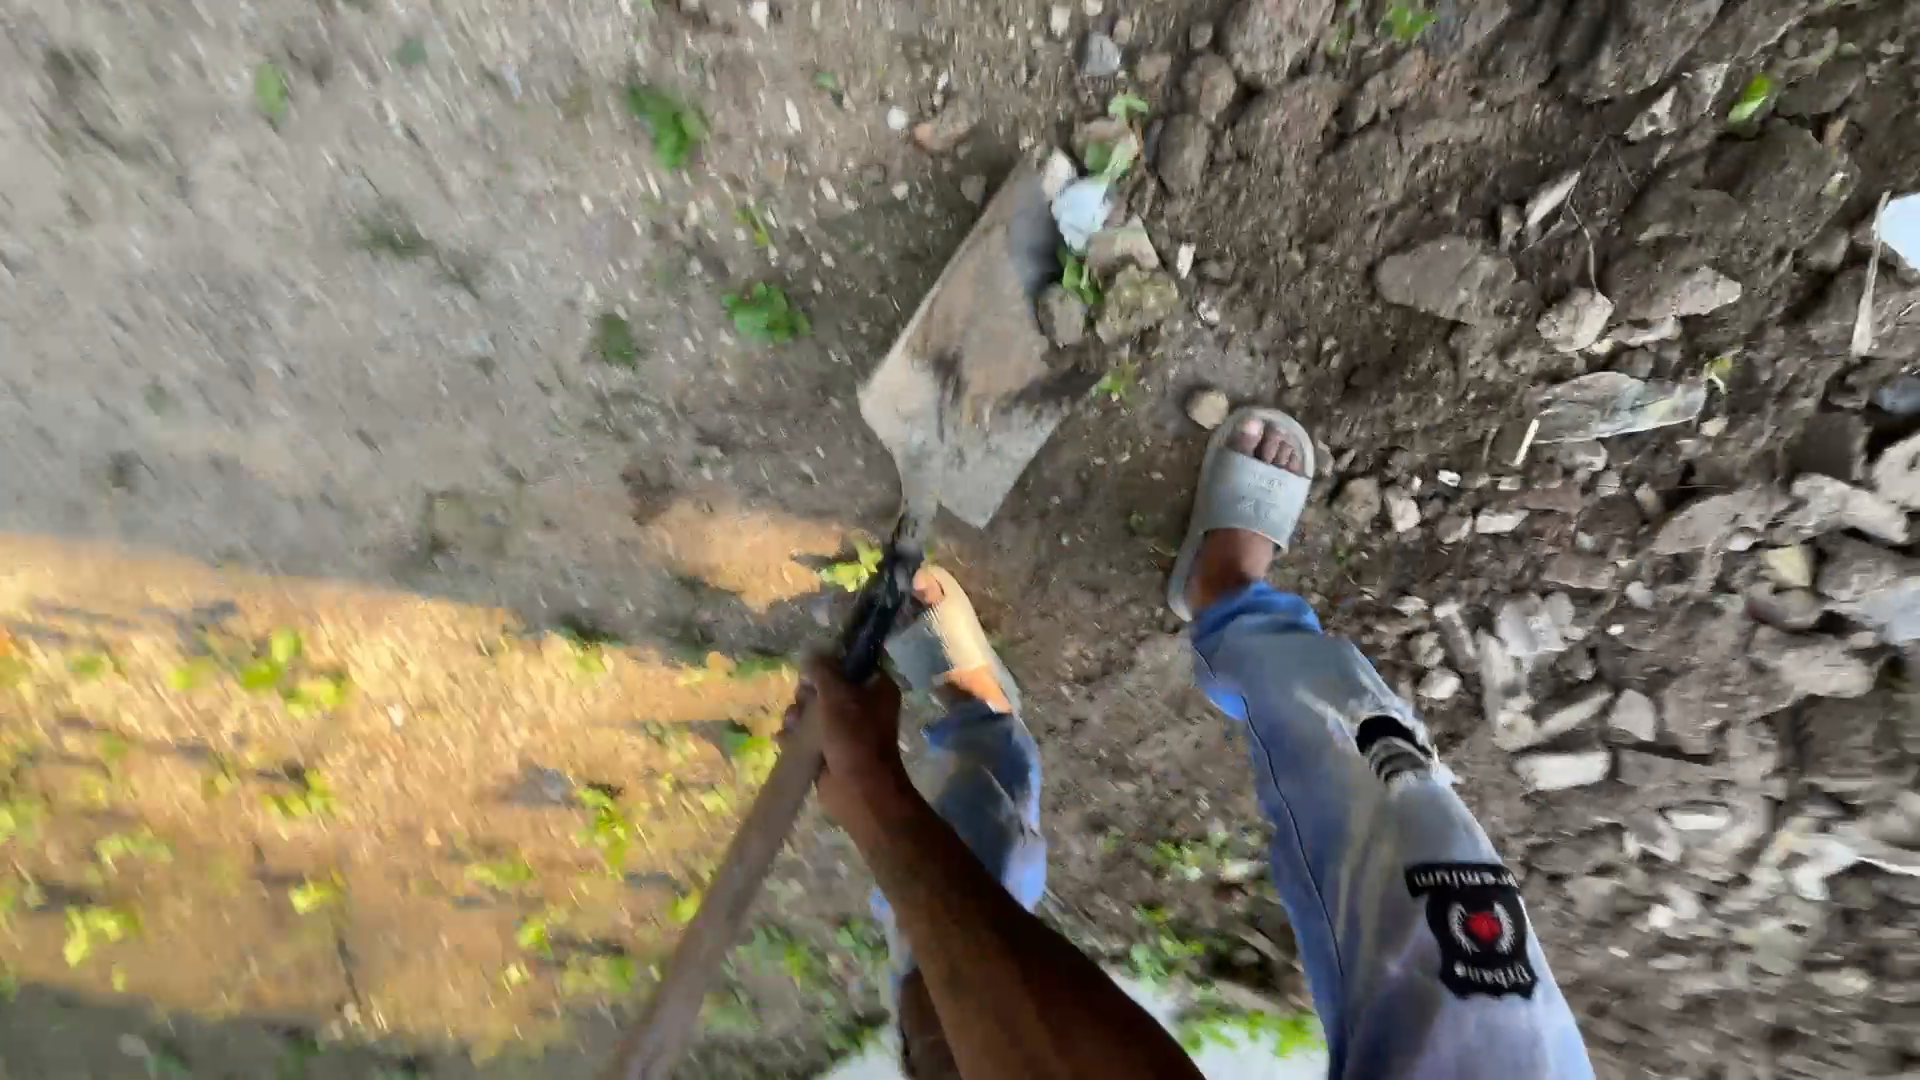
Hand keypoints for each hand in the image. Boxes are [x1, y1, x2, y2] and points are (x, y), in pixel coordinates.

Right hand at [785, 654, 909, 827]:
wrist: (858, 788)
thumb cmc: (854, 734)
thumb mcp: (837, 694)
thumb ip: (822, 670)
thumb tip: (811, 654)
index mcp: (878, 687)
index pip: (853, 664)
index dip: (830, 663)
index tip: (813, 669)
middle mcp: (864, 705)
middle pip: (827, 687)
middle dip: (808, 693)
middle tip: (802, 700)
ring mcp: (846, 730)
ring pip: (814, 712)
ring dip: (798, 715)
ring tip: (792, 723)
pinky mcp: (830, 750)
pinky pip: (808, 736)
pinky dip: (795, 736)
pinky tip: (784, 739)